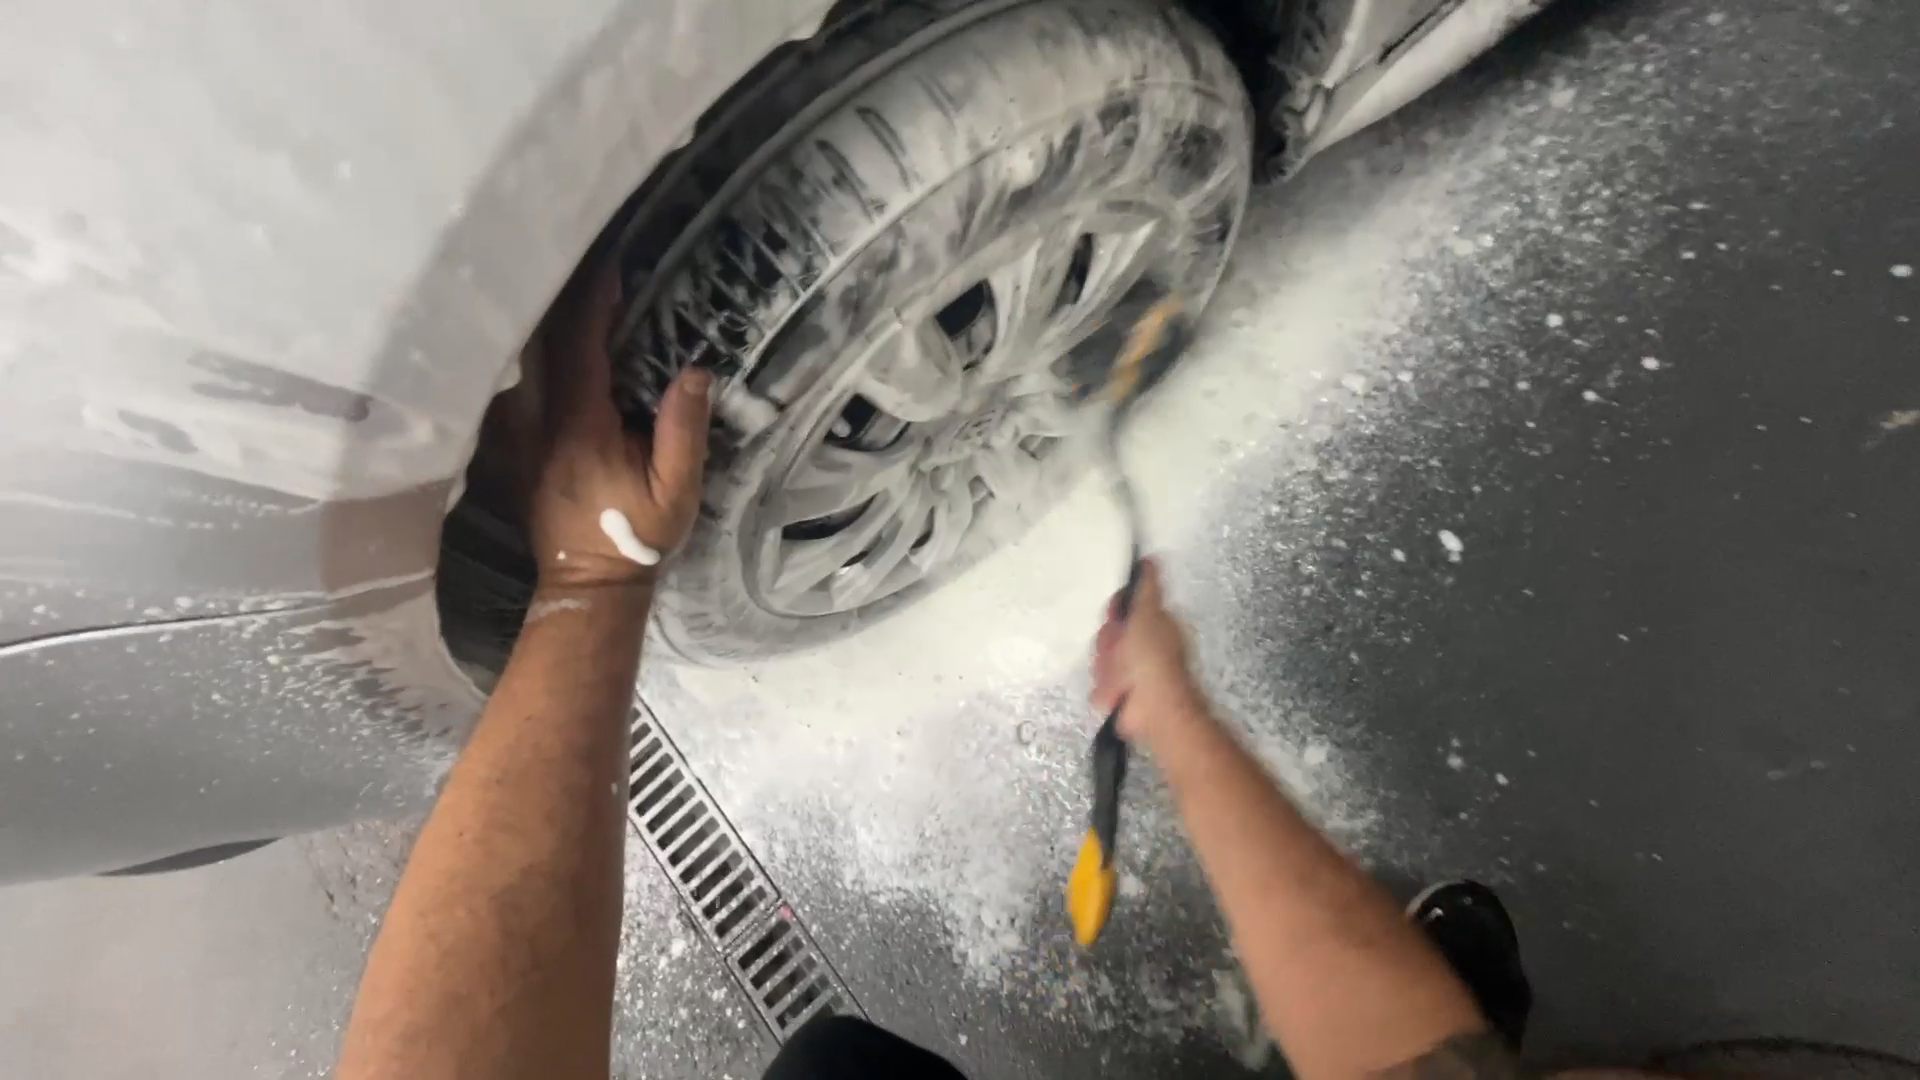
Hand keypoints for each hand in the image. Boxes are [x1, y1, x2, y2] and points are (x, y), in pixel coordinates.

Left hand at [493, 261, 711, 590]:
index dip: (593, 303)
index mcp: (579, 424)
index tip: (610, 266)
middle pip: (536, 342)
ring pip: (519, 363)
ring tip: (565, 302)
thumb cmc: (636, 535)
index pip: (579, 346)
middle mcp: (535, 419)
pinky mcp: (507, 446)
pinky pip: (512, 387)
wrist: (586, 581)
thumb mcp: (677, 490)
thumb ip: (683, 431)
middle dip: (559, 302)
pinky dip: (527, 361)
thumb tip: (696, 371)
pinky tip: (542, 351)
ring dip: (540, 328)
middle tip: (582, 271)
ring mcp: (513, 432)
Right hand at [1091, 559, 1208, 741]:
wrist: (1152, 708)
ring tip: (1119, 674)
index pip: (1124, 606)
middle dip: (1109, 642)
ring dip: (1106, 666)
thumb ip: (1146, 586)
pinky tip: (1114, 689)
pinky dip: (1104, 685)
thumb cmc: (1153, 663)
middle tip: (1119, 650)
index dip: (1117, 613)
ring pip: (1103, 656)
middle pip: (1111, 631)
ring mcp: (1134, 668)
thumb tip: (1148, 561)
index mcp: (1156, 622)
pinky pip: (1101, 679)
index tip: (1118, 619)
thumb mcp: (1148, 613)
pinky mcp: (1122, 689)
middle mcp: (1146, 644)